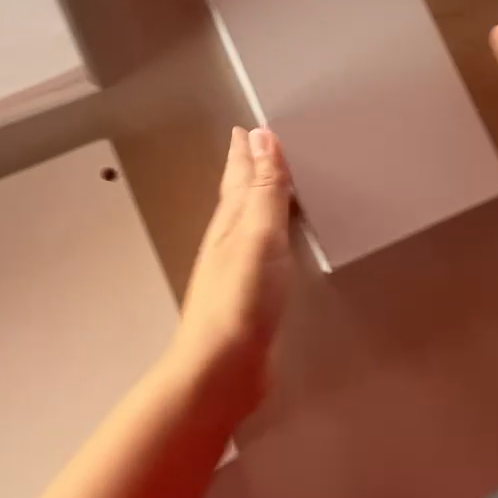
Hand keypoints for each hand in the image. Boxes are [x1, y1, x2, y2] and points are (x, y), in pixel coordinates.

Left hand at [170, 127, 293, 414]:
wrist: (223, 369)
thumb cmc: (239, 300)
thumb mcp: (258, 234)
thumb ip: (264, 188)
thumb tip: (262, 137)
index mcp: (229, 221)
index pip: (238, 175)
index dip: (245, 151)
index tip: (248, 128)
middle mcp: (227, 240)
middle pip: (237, 194)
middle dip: (246, 168)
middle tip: (255, 146)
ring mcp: (236, 269)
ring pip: (247, 220)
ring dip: (256, 198)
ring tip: (267, 183)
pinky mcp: (249, 295)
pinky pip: (260, 248)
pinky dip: (268, 232)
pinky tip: (273, 240)